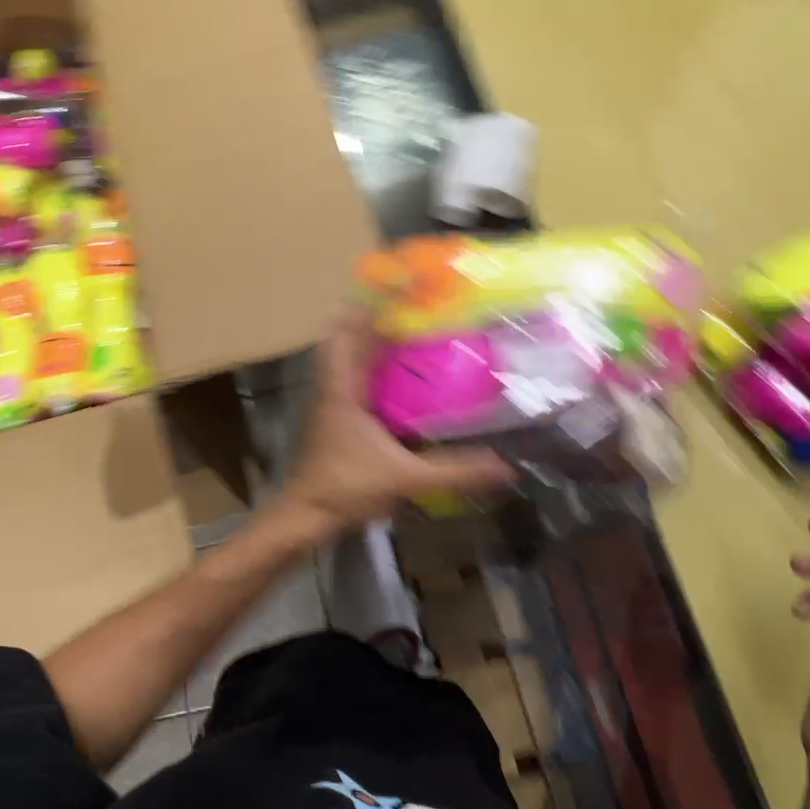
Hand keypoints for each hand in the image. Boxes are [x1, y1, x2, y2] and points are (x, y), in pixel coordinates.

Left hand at [281, 304, 516, 537]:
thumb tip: (505, 467)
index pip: (344, 331)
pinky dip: (376, 377)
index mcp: (341, 388)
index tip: (397, 289)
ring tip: (416, 340)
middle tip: (417, 313)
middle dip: (378, 323)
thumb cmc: (344, 488)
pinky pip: (355, 387)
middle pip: (347, 341)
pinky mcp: (334, 425)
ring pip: (349, 364)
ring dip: (375, 349)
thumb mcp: (405, 478)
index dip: (365, 305)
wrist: (304, 519)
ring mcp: (330, 407)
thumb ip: (455, 471)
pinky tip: (406, 387)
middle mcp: (332, 389)